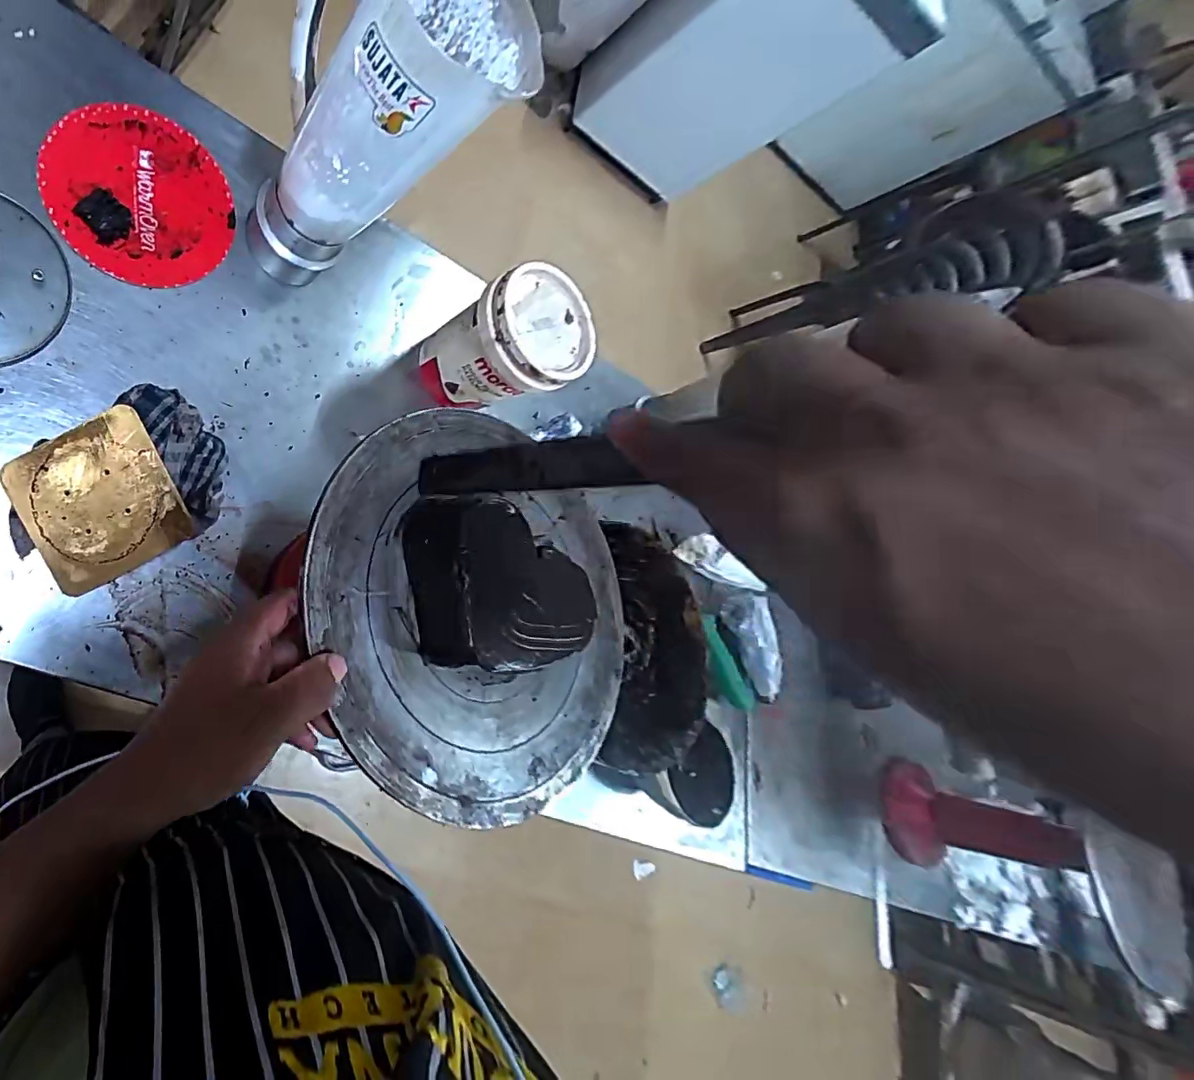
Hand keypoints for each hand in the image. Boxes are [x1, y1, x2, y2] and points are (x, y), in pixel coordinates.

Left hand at [106, 589, 345, 823]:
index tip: (349, 625)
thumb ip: (309, 686)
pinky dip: (284, 713)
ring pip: (276, 675)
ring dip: (304, 696)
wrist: (154, 786)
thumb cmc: (214, 745)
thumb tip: (337, 661)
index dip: (314, 607)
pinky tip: (303, 742)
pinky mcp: (222, 708)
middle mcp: (233, 653)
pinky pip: (261, 699)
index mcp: (241, 641)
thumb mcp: (272, 717)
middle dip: (317, 667)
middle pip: (284, 643)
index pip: (281, 603)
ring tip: (329, 730)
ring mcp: (226, 681)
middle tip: (348, 696)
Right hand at [607, 281, 1193, 855]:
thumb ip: (787, 537)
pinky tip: (1057, 386)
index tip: (638, 431)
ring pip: (903, 319)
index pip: (692, 452)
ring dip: (897, 363)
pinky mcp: (1158, 353)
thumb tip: (738, 488)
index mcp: (808, 511)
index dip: (658, 440)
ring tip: (939, 402)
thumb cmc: (1025, 692)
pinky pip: (1062, 301)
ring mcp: (1018, 382)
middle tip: (804, 424)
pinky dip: (1039, 339)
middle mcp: (883, 431)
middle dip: (771, 393)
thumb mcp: (861, 623)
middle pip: (776, 361)